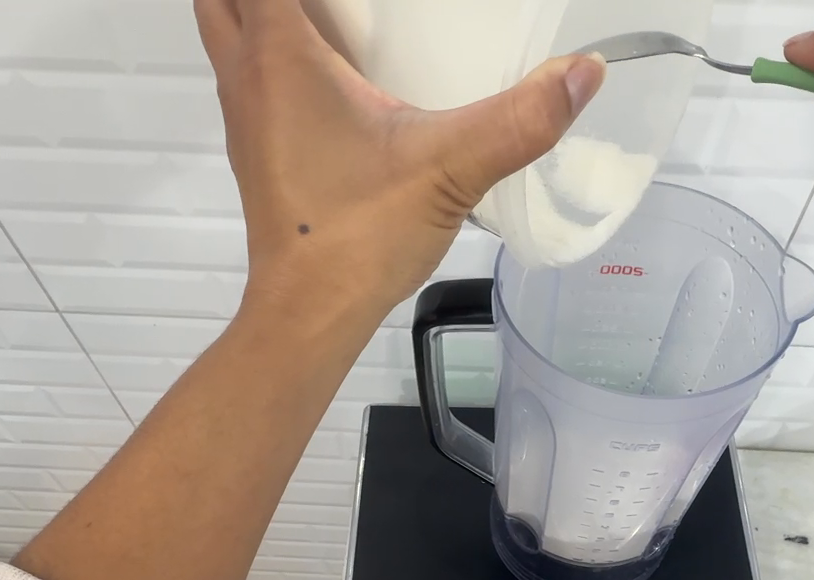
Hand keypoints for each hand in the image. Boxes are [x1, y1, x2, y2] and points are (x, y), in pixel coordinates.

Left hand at [196, 0, 603, 317]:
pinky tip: (332, 91)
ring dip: (261, 17)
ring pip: (229, 40)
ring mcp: (246, 125)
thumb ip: (517, 122)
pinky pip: (251, 89)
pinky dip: (274, 68)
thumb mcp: (449, 171)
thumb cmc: (359, 240)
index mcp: (281, 55)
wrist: (310, 315)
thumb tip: (584, 74)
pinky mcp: (259, 162)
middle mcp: (248, 80)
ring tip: (332, 20)